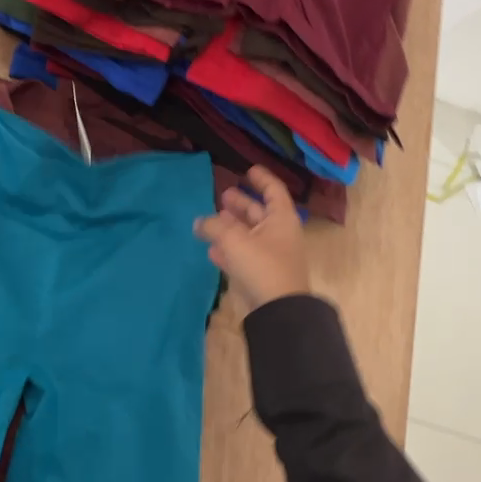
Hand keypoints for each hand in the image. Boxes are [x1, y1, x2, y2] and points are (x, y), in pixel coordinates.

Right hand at [194, 166, 309, 312]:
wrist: (278, 311)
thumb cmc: (261, 265)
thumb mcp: (233, 240)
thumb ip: (213, 226)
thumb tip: (199, 222)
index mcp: (281, 219)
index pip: (273, 191)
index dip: (261, 179)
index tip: (248, 170)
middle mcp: (278, 234)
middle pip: (258, 213)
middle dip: (241, 204)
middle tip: (223, 195)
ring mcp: (270, 256)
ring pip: (249, 235)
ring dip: (231, 227)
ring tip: (212, 220)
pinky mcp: (261, 275)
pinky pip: (243, 256)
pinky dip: (229, 250)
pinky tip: (212, 249)